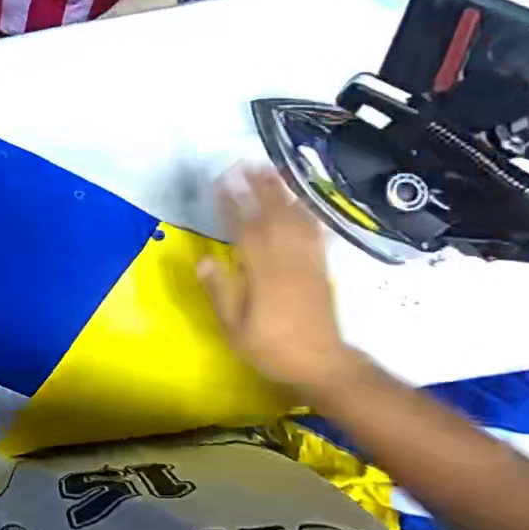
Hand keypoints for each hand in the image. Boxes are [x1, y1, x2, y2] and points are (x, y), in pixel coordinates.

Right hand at [196, 166, 362, 393]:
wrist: (323, 365)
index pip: (244, 230)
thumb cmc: (273, 349)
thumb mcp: (236, 329)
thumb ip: (221, 293)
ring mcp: (307, 262)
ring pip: (294, 219)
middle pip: (272, 216)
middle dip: (258, 187)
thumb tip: (204, 260)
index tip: (220, 182)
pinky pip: (315, 233)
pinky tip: (301, 202)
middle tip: (244, 164)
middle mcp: (287, 261)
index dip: (231, 204)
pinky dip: (306, 213)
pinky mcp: (321, 268)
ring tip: (270, 171)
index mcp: (263, 274)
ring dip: (281, 193)